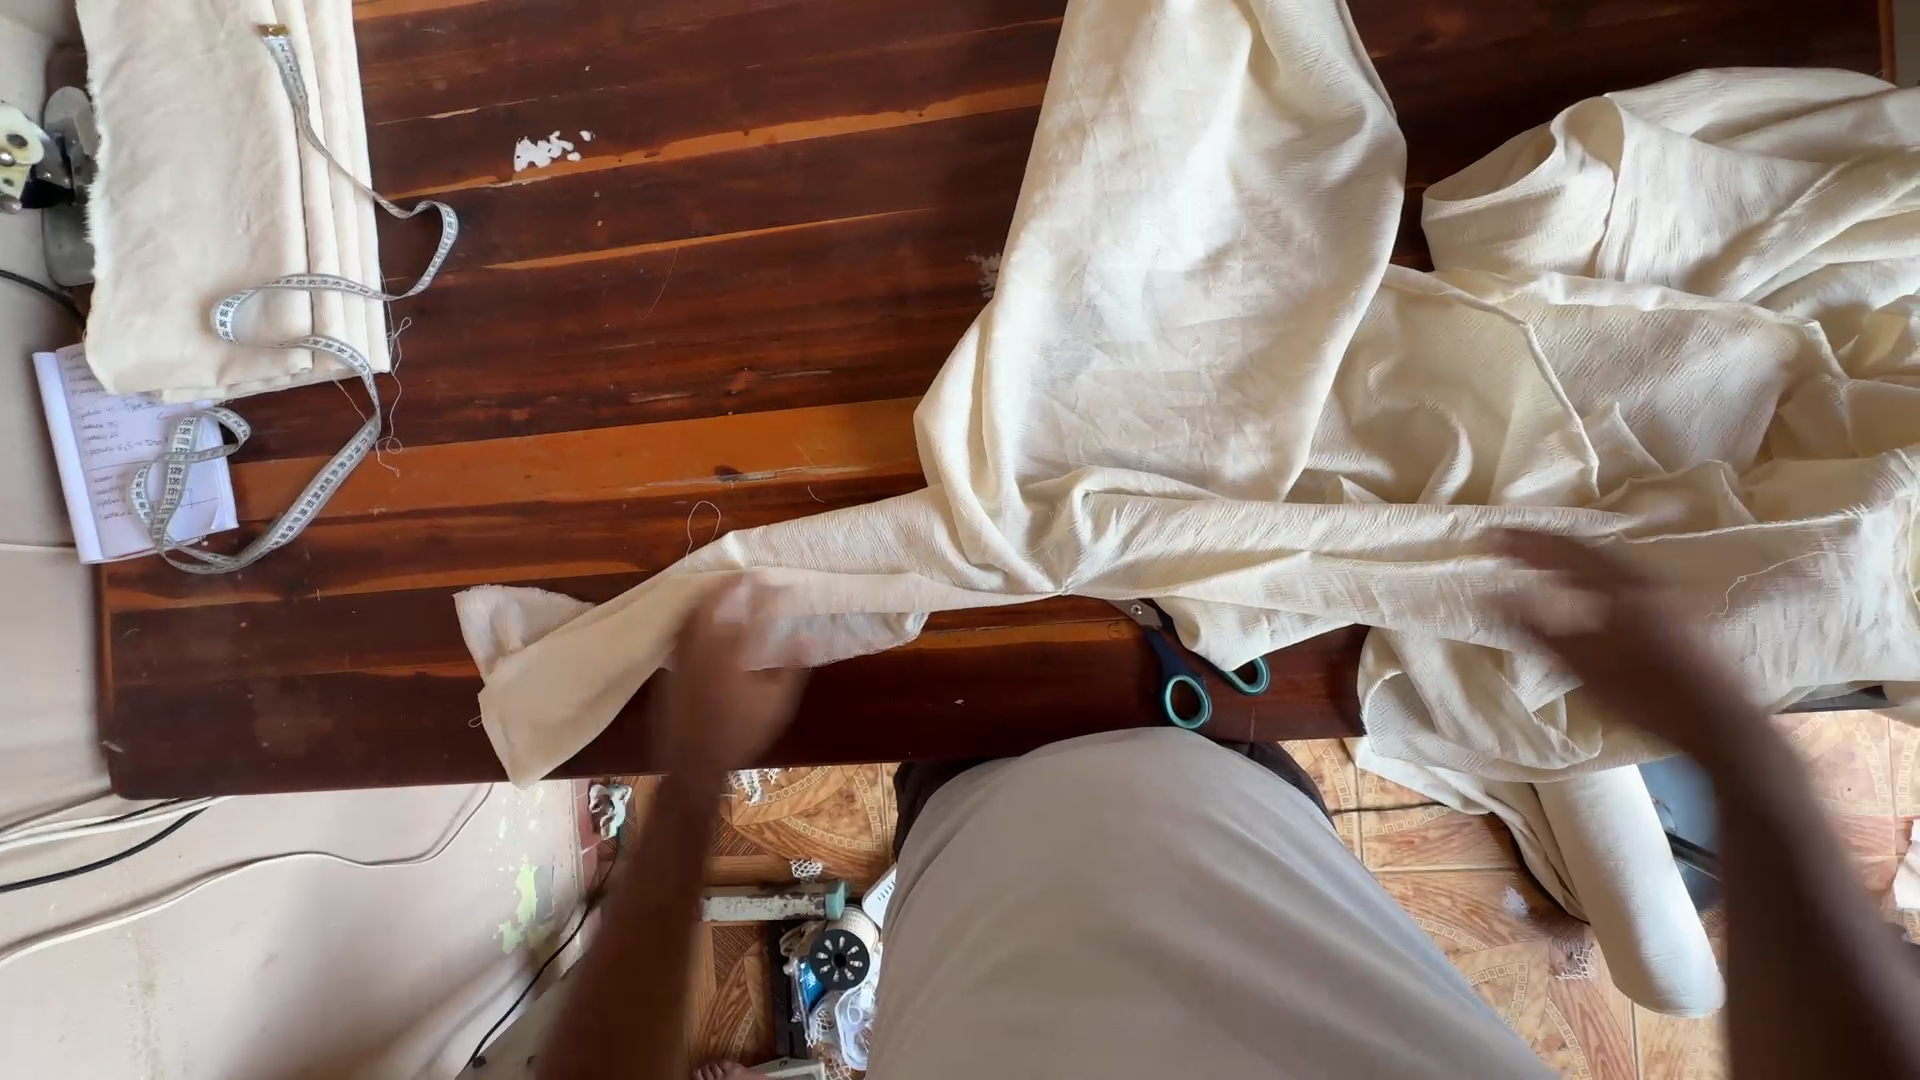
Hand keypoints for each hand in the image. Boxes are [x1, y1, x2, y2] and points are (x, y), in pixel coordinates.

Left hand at [653, 578, 808, 781]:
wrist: (693, 762)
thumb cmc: (740, 733)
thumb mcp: (777, 702)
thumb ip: (792, 665)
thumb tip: (807, 635)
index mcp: (733, 653)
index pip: (754, 612)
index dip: (769, 594)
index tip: (782, 582)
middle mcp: (704, 648)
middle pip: (715, 604)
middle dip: (733, 585)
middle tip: (748, 575)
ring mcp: (683, 656)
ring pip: (694, 614)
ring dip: (710, 596)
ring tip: (723, 587)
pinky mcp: (671, 667)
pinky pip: (682, 630)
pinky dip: (694, 615)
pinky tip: (702, 618)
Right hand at [1496, 530, 1765, 768]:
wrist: (1720, 725)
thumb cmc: (1643, 696)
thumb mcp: (1579, 664)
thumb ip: (1533, 626)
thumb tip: (1488, 594)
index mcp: (1619, 591)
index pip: (1563, 552)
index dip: (1526, 540)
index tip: (1493, 532)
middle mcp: (1645, 584)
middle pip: (1590, 550)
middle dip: (1548, 541)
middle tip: (1514, 538)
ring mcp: (1667, 596)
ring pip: (1610, 561)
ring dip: (1573, 554)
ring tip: (1545, 554)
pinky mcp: (1678, 612)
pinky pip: (1626, 575)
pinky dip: (1595, 569)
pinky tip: (1587, 581)